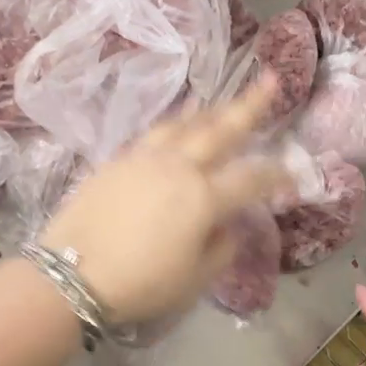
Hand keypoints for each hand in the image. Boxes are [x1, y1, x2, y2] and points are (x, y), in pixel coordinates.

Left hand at [40, 78, 284, 324]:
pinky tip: (176, 127)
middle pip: (221, 129)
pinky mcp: (116, 162)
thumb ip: (221, 248)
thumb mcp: (196, 278)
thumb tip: (228, 228)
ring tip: (221, 103)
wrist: (73, 275)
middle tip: (271, 81)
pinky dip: (174, 125)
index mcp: (205, 198)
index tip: (293, 176)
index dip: (278, 175)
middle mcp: (178, 167)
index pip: (252, 178)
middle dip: (250, 105)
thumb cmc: (142, 284)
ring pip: (184, 125)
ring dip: (209, 111)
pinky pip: (154, 134)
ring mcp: (144, 159)